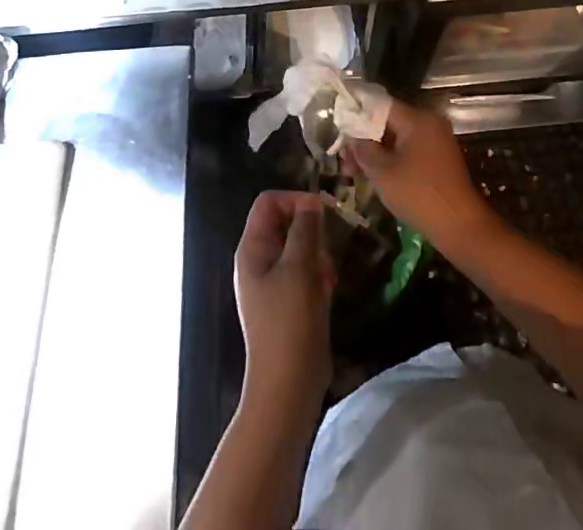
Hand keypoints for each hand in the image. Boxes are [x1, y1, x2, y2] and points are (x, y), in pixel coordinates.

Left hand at [234, 191, 334, 412]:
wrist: (289, 382)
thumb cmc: (289, 322)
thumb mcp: (299, 268)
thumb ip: (305, 230)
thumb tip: (312, 202)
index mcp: (252, 248)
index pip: (269, 202)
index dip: (296, 200)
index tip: (325, 212)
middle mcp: (259, 260)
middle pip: (286, 222)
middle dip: (312, 231)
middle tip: (327, 252)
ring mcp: (274, 280)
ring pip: (300, 247)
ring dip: (319, 254)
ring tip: (328, 276)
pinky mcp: (290, 298)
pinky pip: (306, 270)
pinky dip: (319, 274)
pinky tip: (329, 291)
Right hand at [343, 100, 498, 249]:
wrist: (458, 225)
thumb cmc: (418, 194)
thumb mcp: (382, 171)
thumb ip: (363, 149)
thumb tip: (351, 137)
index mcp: (418, 119)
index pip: (380, 105)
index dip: (356, 114)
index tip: (337, 126)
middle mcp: (429, 124)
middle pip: (388, 122)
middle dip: (363, 139)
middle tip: (342, 158)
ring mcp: (436, 141)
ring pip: (397, 139)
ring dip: (374, 152)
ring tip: (351, 171)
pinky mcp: (437, 159)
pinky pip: (408, 151)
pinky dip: (390, 160)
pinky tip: (372, 175)